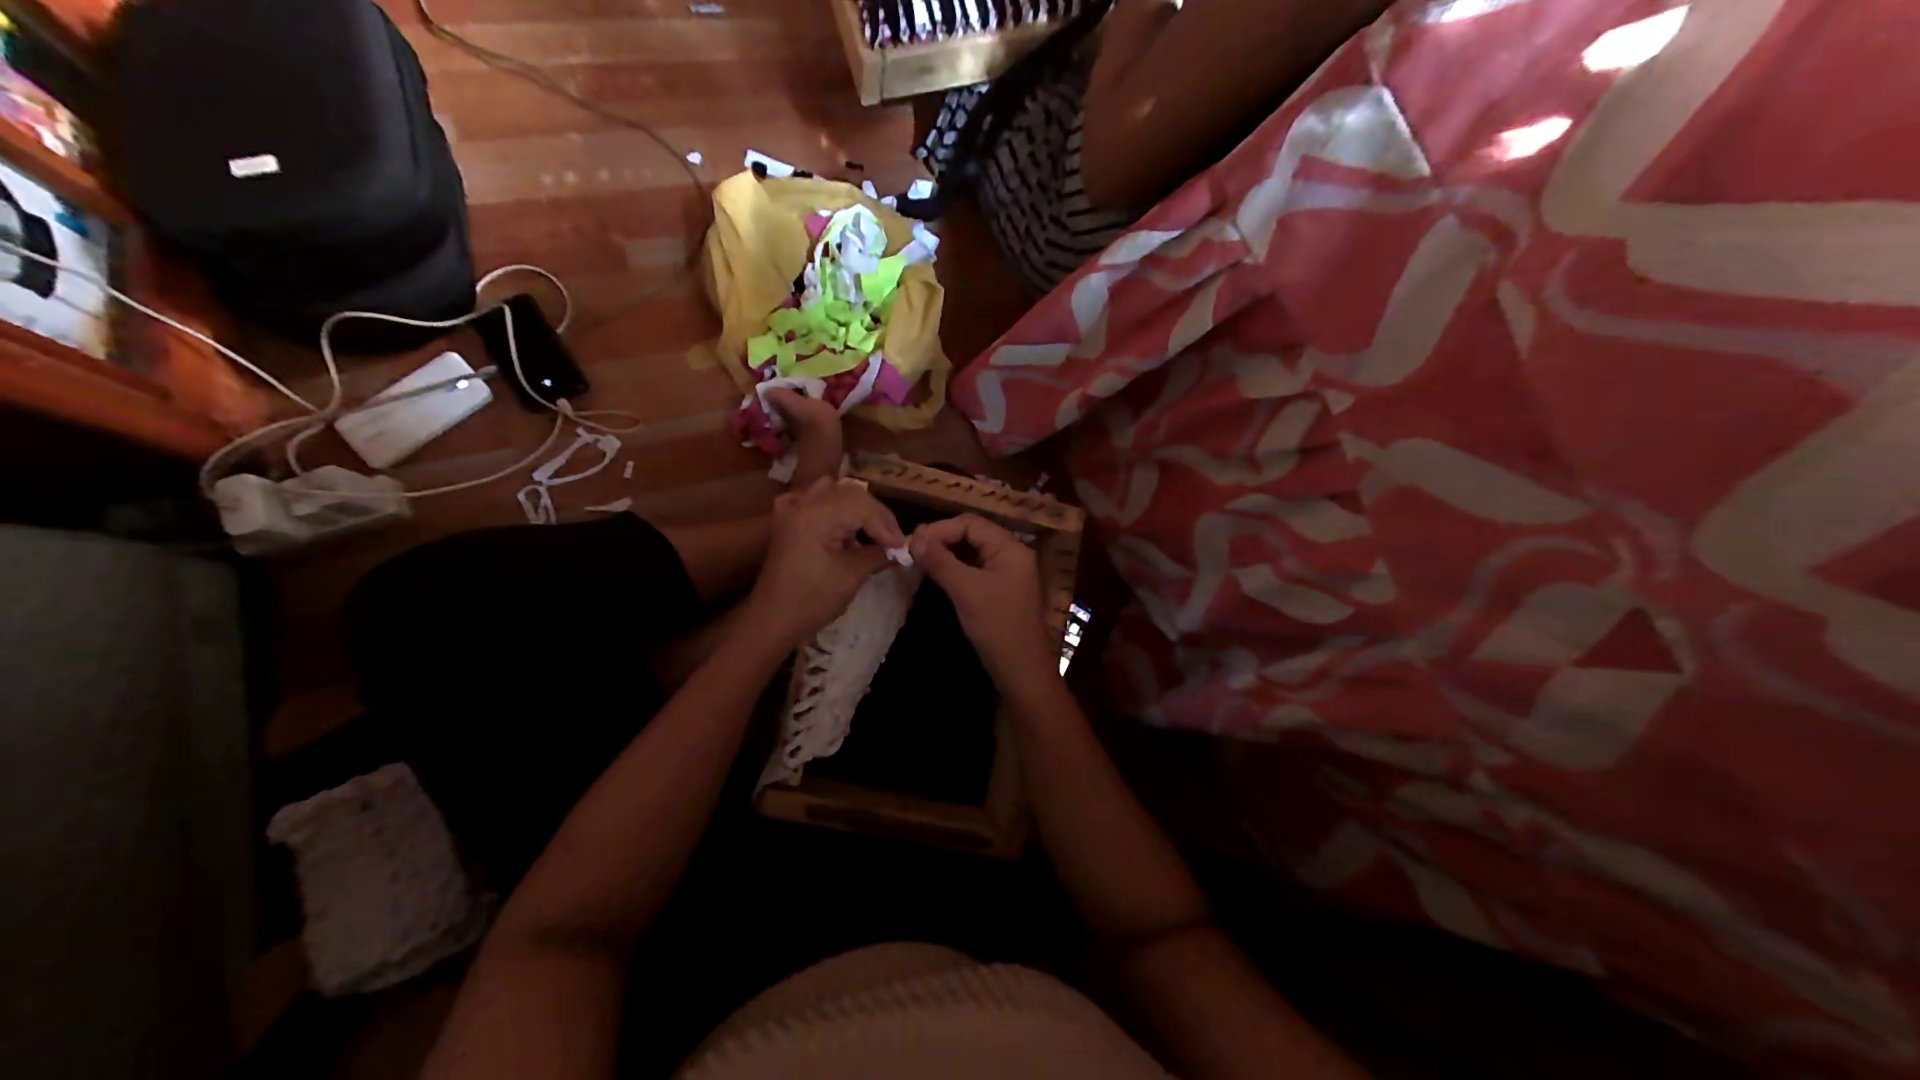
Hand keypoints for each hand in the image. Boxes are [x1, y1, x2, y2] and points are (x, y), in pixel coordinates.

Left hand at [745, 477, 906, 647]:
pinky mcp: (787, 520)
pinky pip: (811, 497)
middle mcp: (803, 504)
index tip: (901, 547)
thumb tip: (901, 548)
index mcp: (816, 516)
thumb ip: (877, 555)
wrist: (772, 619)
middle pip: (851, 493)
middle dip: (875, 515)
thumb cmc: (812, 601)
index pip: (863, 506)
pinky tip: (838, 519)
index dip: (886, 525)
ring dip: (856, 505)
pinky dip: (829, 504)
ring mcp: (791, 509)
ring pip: (832, 489)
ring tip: (870, 529)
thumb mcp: (851, 577)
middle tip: (892, 540)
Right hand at [909, 514, 1053, 678]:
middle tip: (912, 550)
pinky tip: (936, 573)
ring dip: (946, 552)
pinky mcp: (1000, 589)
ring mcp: (1007, 572)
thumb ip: (941, 561)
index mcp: (1010, 548)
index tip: (913, 543)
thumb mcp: (966, 591)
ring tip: (918, 559)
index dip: (940, 529)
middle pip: (972, 533)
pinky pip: (975, 568)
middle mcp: (1012, 554)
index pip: (971, 523)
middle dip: (941, 538)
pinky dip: (954, 567)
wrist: (1022, 671)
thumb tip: (915, 539)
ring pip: (972, 551)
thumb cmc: (997, 627)